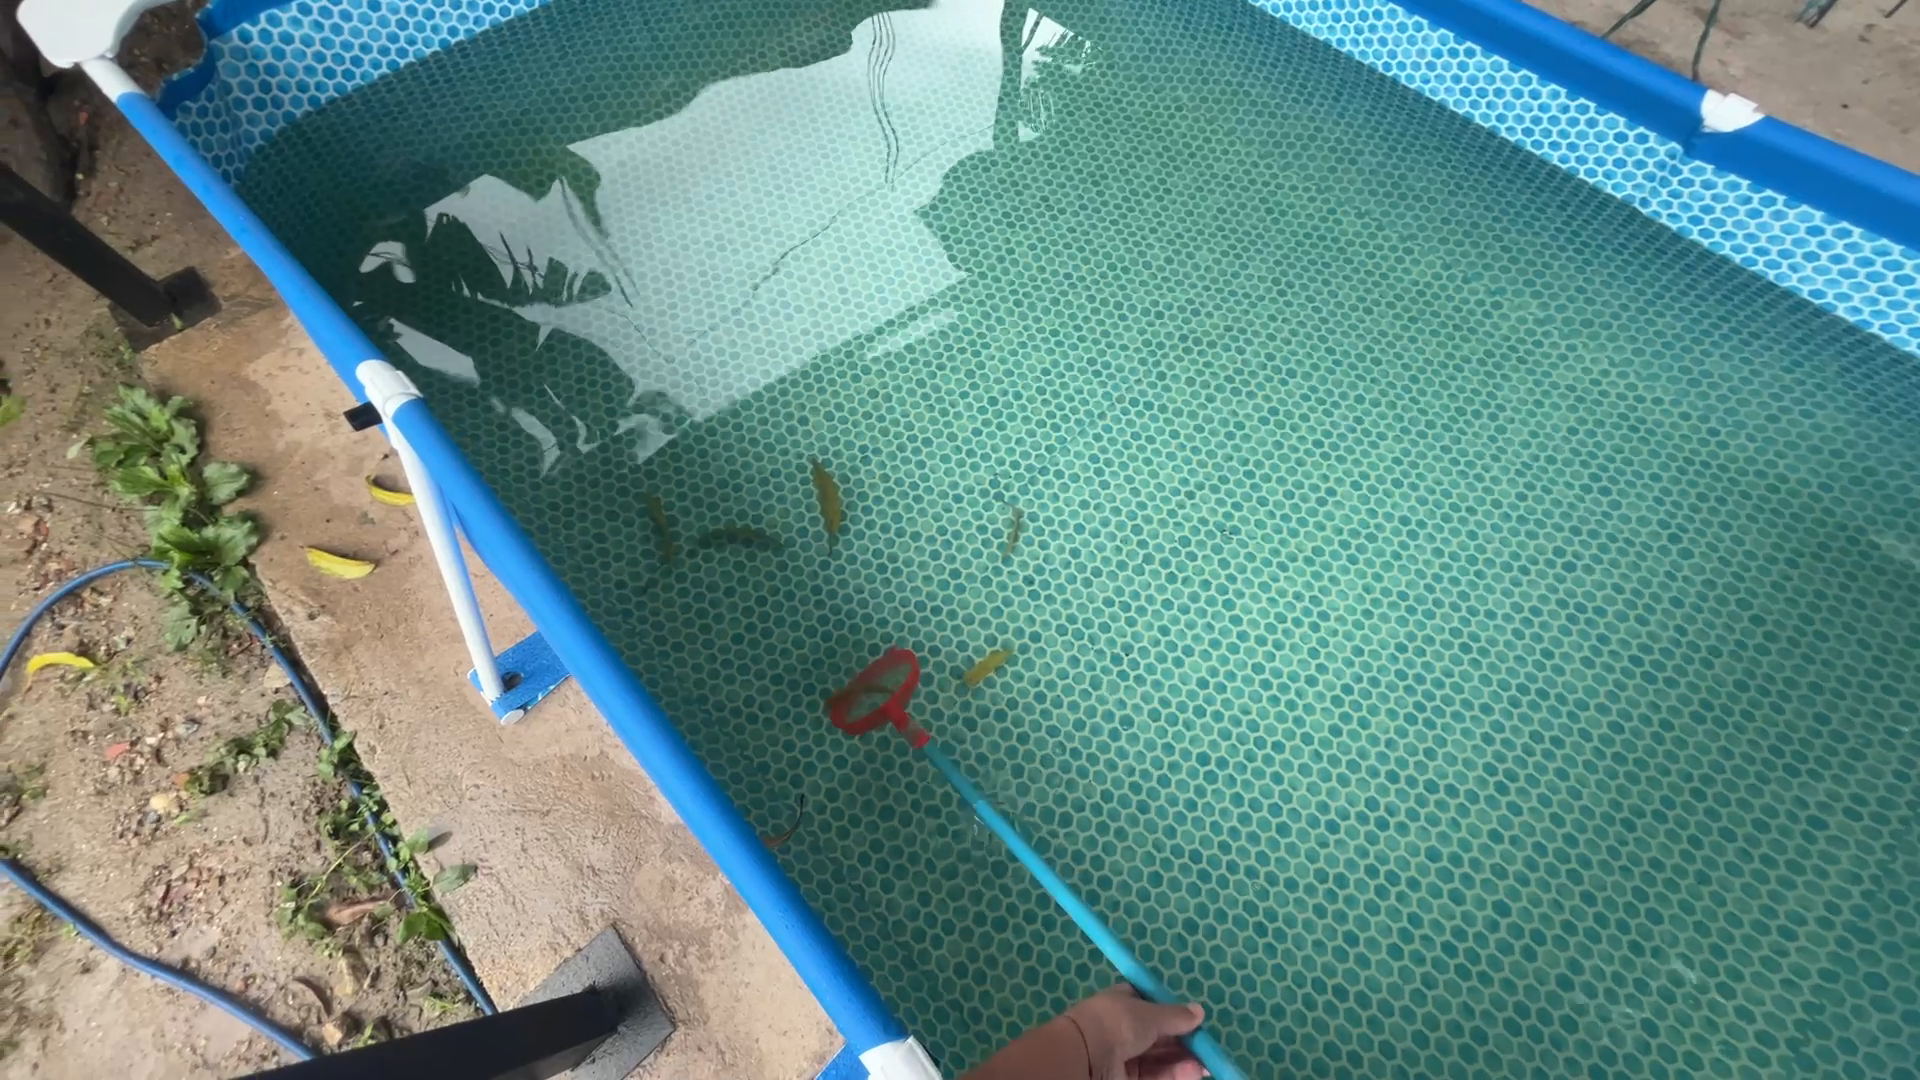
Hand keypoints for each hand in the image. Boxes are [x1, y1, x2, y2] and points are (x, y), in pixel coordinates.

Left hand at [1065, 984, 1208, 1079]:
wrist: (1087, 1057)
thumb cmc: (1118, 1022)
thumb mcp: (1149, 1014)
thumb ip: (1175, 1016)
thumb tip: (1199, 1011)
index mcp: (1124, 1001)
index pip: (1152, 1006)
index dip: (1174, 1014)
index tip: (1196, 1023)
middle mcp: (1125, 1027)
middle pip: (1159, 1035)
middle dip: (1184, 1042)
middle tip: (1207, 1051)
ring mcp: (1126, 1054)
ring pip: (1160, 1057)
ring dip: (1183, 1060)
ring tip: (1205, 1066)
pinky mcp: (1128, 1078)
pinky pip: (1155, 1074)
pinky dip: (1174, 1074)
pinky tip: (1194, 1073)